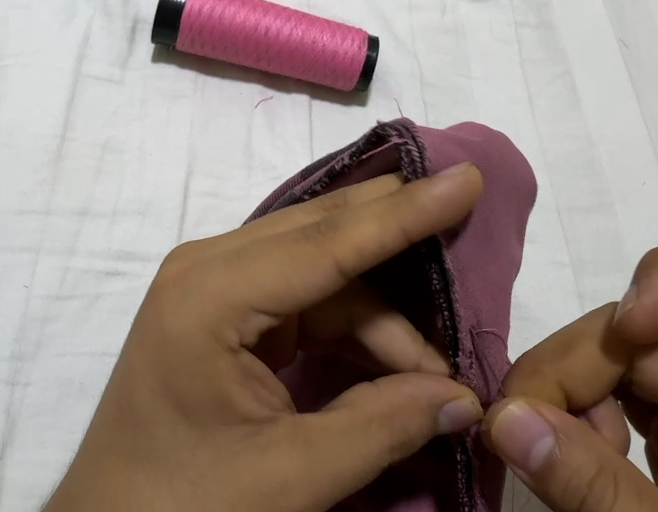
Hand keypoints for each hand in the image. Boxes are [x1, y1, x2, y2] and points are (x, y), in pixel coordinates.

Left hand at [46, 165, 488, 511]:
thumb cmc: (187, 504)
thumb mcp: (291, 476)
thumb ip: (384, 426)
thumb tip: (464, 396)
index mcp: (212, 293)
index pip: (328, 241)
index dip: (405, 213)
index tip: (466, 178)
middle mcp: (210, 267)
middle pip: (322, 234)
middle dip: (398, 231)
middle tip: (470, 212)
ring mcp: (213, 286)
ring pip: (320, 268)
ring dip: (382, 308)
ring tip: (440, 363)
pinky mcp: (223, 312)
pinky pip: (304, 298)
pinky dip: (354, 325)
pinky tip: (396, 359)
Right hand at [484, 243, 657, 511]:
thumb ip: (603, 492)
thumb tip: (502, 418)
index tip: (626, 329)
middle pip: (654, 335)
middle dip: (577, 364)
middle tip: (514, 420)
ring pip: (625, 375)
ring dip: (567, 400)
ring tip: (532, 454)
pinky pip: (621, 424)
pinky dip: (580, 436)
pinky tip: (561, 474)